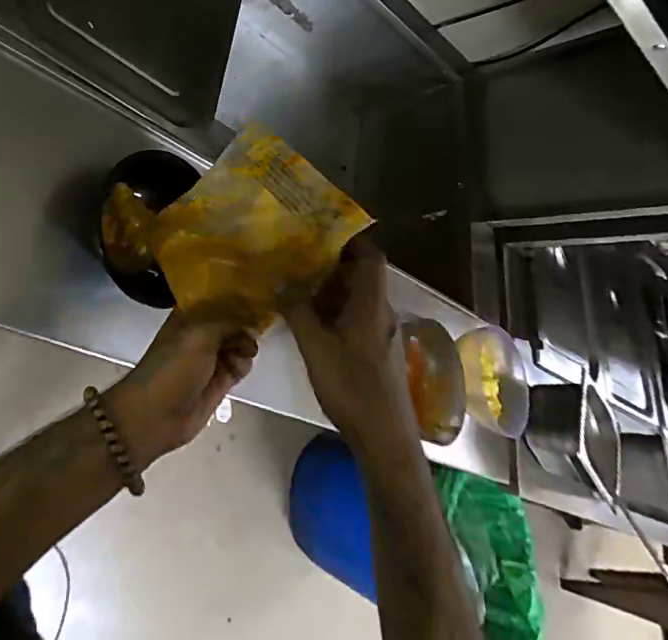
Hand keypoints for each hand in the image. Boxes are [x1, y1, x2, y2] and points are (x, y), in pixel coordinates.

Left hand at [106, 311, 258, 465]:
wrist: (158, 413)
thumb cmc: (174, 366)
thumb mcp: (200, 336)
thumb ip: (228, 325)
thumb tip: (250, 328)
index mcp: (186, 317)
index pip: (213, 300)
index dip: (233, 298)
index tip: (255, 297)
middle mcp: (197, 335)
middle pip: (228, 322)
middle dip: (242, 324)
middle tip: (255, 329)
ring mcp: (208, 359)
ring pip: (236, 344)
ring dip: (244, 346)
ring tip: (243, 353)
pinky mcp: (218, 382)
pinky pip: (238, 366)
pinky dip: (243, 364)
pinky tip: (240, 366)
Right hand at [283, 237, 406, 441]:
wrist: (386, 440)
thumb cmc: (353, 388)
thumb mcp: (315, 346)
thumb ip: (297, 310)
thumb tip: (281, 281)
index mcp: (371, 305)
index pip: (370, 256)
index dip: (351, 238)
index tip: (322, 227)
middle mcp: (381, 313)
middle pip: (362, 274)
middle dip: (332, 260)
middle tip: (299, 251)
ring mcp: (380, 333)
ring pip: (357, 296)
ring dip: (331, 285)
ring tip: (297, 279)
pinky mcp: (375, 351)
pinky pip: (355, 315)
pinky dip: (334, 307)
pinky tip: (309, 317)